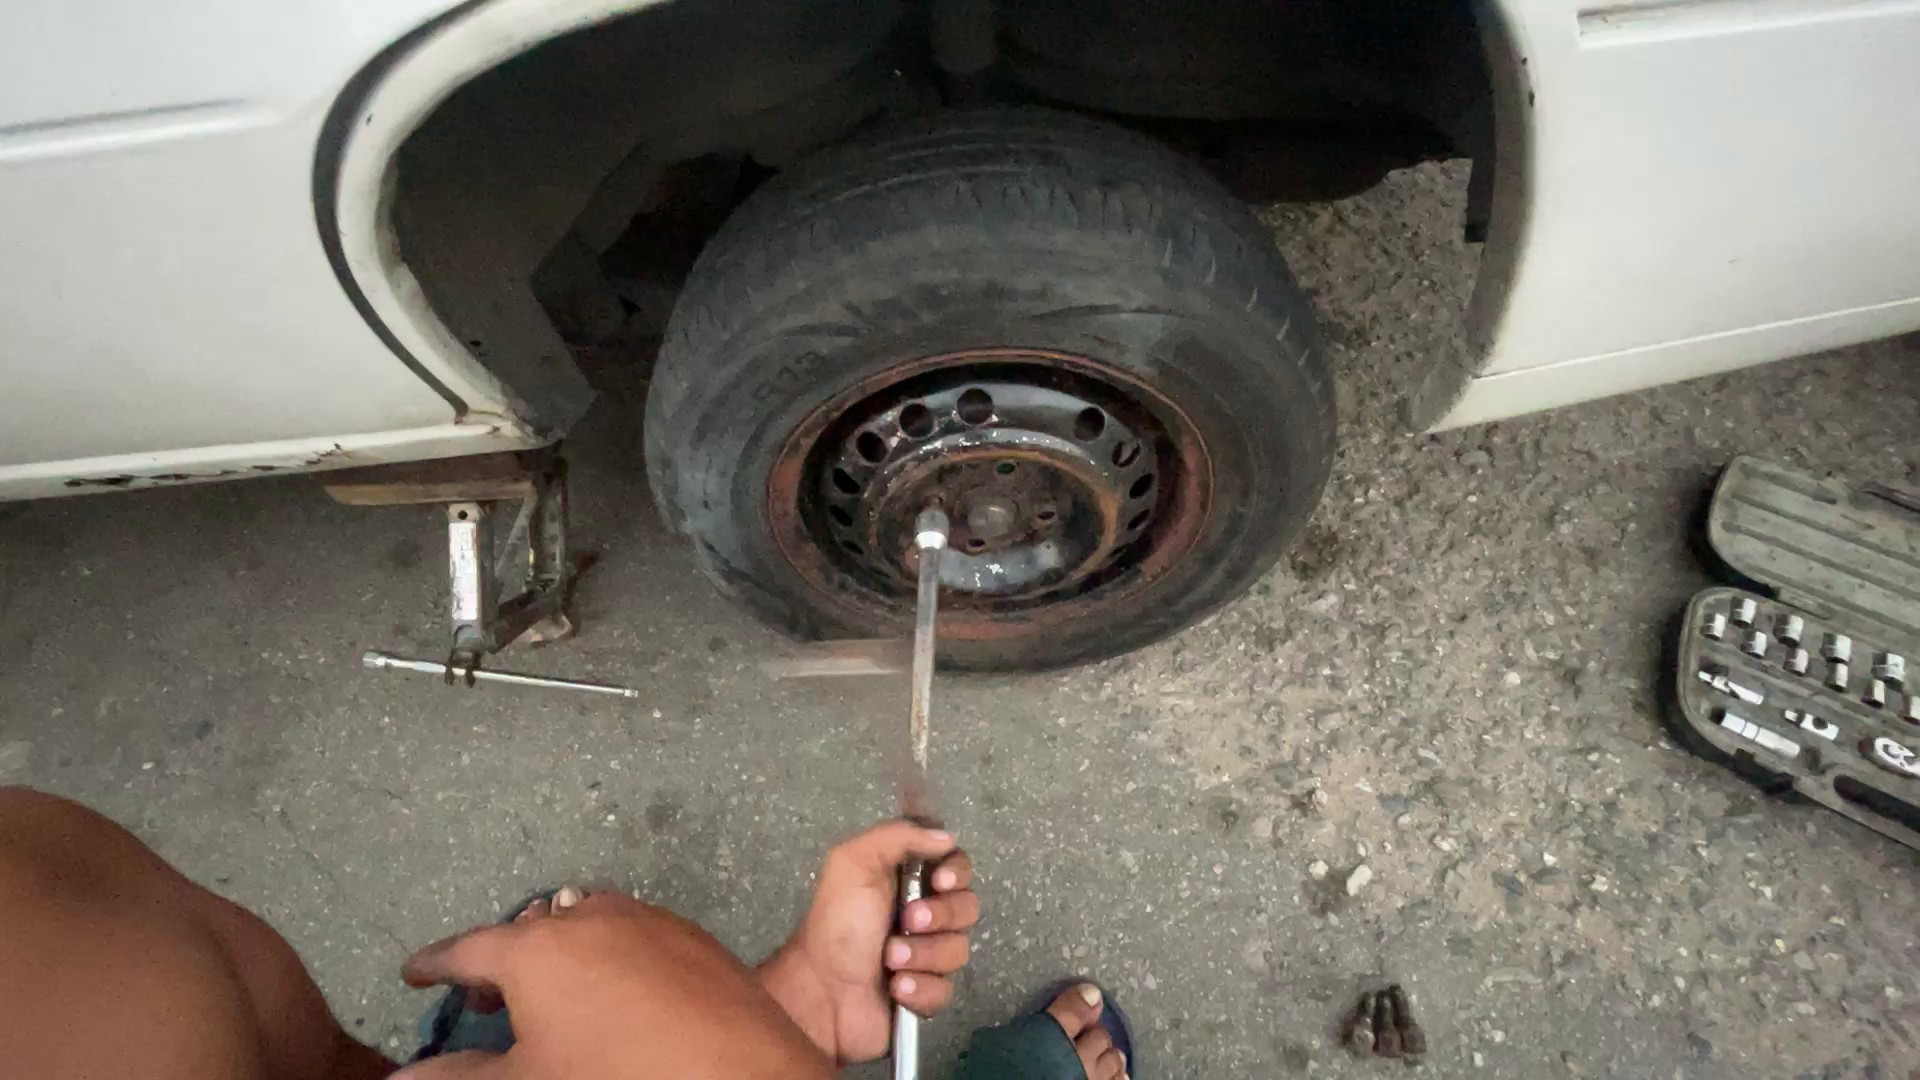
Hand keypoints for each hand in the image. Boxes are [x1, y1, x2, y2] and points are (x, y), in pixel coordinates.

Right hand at [395, 891, 834, 1079]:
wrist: (728, 1069)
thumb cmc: (608, 1076)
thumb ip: (457, 1077)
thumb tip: (401, 1078)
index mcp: (542, 948)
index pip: (473, 947)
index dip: (439, 961)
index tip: (416, 971)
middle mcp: (595, 917)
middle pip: (535, 928)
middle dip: (506, 955)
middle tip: (486, 996)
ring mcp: (649, 919)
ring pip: (588, 921)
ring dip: (561, 950)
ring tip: (548, 994)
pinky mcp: (691, 934)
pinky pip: (632, 930)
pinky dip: (606, 950)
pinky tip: (612, 990)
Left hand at [756, 821, 978, 1063]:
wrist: (821, 993)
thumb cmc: (837, 922)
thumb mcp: (854, 862)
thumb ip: (899, 835)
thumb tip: (947, 836)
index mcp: (909, 877)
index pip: (957, 865)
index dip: (956, 872)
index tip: (940, 881)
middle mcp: (924, 911)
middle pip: (967, 906)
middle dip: (940, 915)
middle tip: (908, 921)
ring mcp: (927, 954)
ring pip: (958, 950)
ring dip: (923, 954)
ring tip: (890, 958)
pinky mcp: (926, 992)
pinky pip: (945, 989)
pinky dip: (920, 987)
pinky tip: (896, 987)